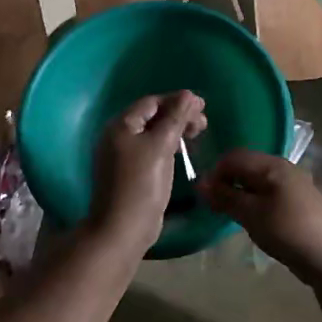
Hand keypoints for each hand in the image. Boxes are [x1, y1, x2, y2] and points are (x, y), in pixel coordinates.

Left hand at [86, 91, 206, 250]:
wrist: (123, 227)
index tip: (203, 107)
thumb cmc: (142, 183)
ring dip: (174, 130)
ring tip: (197, 134)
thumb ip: (175, 118)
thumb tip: (189, 94)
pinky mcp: (129, 171)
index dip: (177, 101)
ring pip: (151, 134)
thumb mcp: (161, 146)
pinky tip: (181, 151)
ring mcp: (122, 155)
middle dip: (178, 115)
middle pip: (151, 117)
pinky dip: (166, 146)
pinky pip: (150, 150)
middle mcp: (117, 136)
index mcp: (121, 125)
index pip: (151, 102)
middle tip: (204, 124)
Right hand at [199, 150, 321, 284]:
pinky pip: (266, 194)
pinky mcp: (295, 203)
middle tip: (214, 208)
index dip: (214, 173)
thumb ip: (225, 197)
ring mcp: (291, 185)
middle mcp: (282, 168)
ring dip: (238, 195)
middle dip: (225, 183)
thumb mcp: (251, 214)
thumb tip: (200, 184)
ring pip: (254, 182)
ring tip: (230, 216)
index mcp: (271, 165)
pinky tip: (251, 221)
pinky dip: (252, 203)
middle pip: (244, 167)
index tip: (205, 197)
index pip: (233, 157)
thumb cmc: (288, 231)